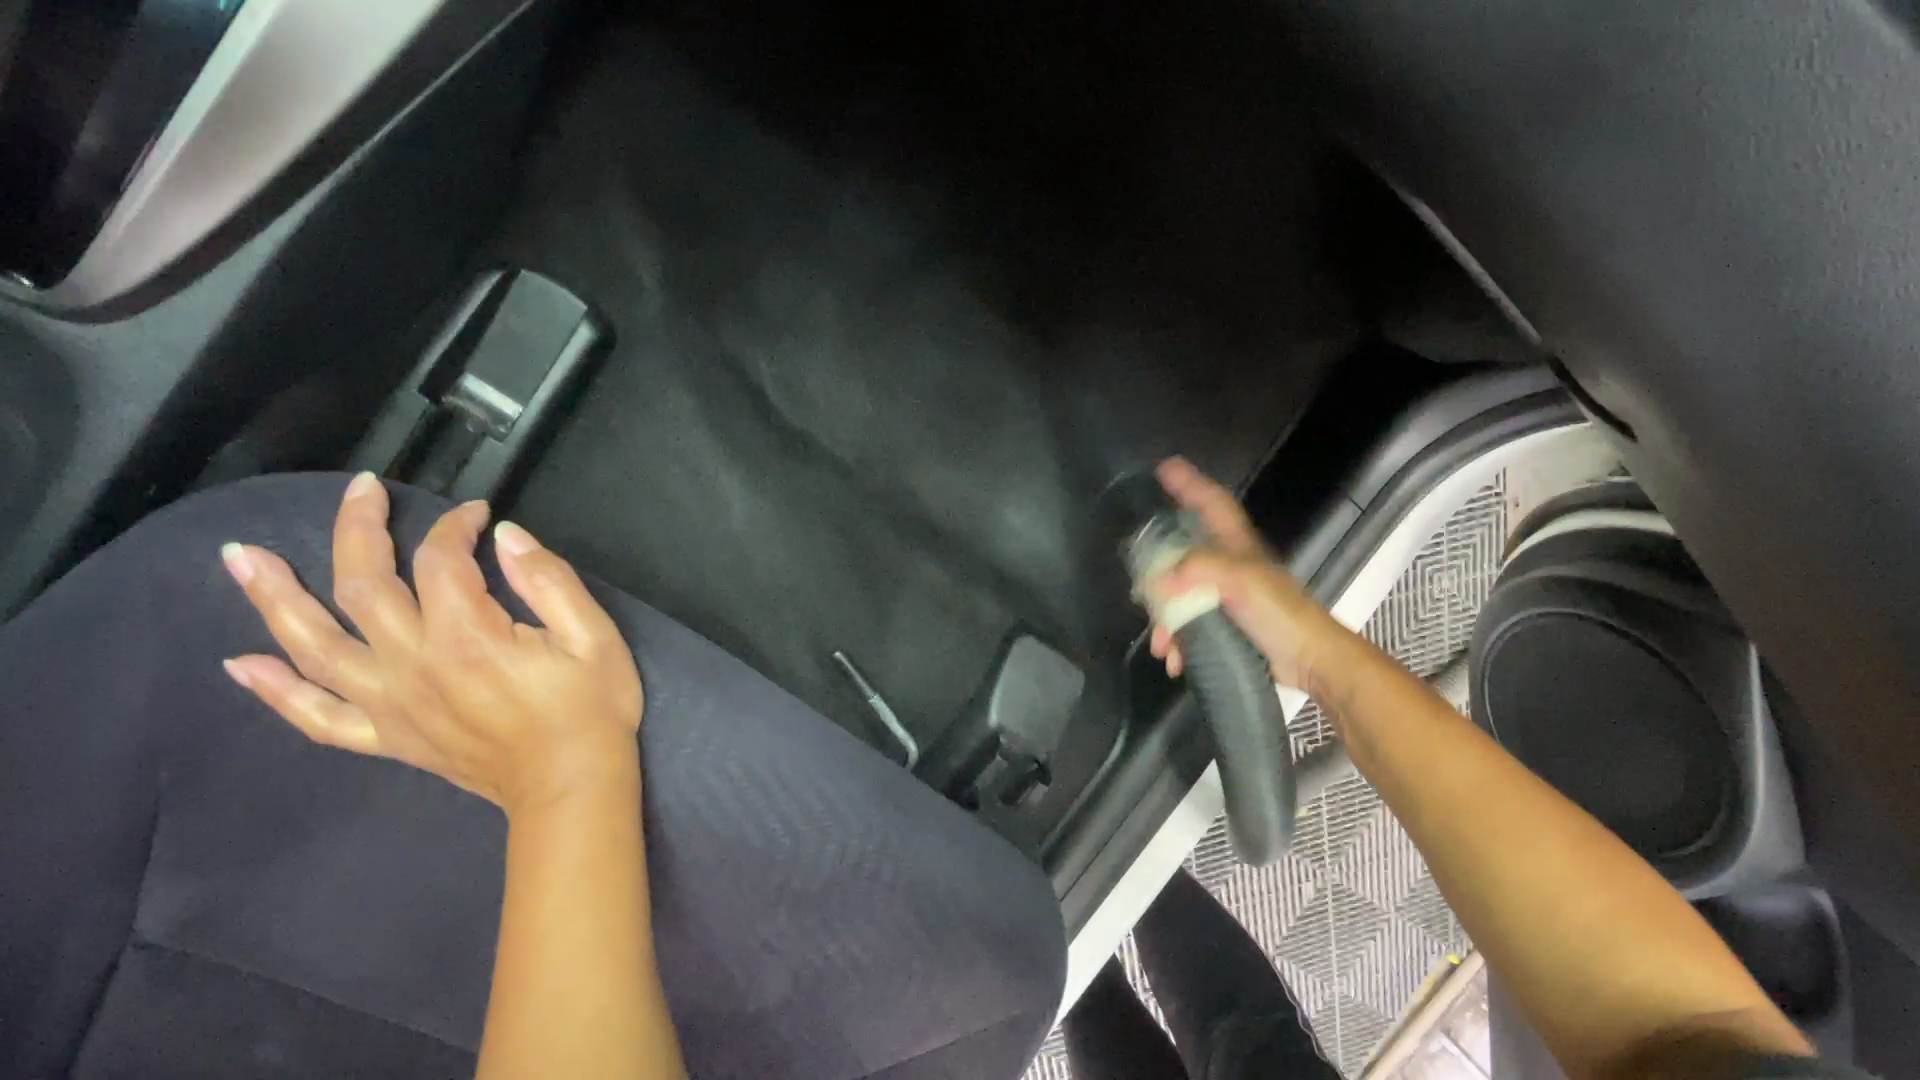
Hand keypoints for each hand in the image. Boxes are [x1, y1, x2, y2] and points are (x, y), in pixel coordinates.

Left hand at [221, 473, 643, 817]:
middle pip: (363, 586)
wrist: (572, 786)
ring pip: (316, 646)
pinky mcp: (388, 737)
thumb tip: (506, 535)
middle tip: (360, 490)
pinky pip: (318, 717)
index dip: (454, 525)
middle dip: (357, 529)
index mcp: (467, 636)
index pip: (441, 560)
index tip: (477, 513)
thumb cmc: (591, 708)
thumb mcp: (594, 637)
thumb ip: (548, 580)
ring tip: (240, 558)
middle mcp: (414, 665)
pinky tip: (241, 666)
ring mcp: (391, 705)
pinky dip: (275, 692)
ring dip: (275, 600)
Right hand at [1148, 457, 1353, 689]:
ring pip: (1180, 598)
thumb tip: (1158, 581)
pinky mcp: (1224, 628)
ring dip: (1165, 622)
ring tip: (1162, 643)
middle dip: (1159, 575)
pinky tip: (1173, 659)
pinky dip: (1177, 645)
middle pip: (1182, 556)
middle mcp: (1228, 567)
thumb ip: (1198, 569)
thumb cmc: (1281, 612)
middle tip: (1141, 588)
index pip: (1211, 503)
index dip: (1190, 484)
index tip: (1166, 469)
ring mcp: (1225, 598)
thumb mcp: (1241, 580)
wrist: (1309, 660)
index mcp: (1236, 546)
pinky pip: (1188, 629)